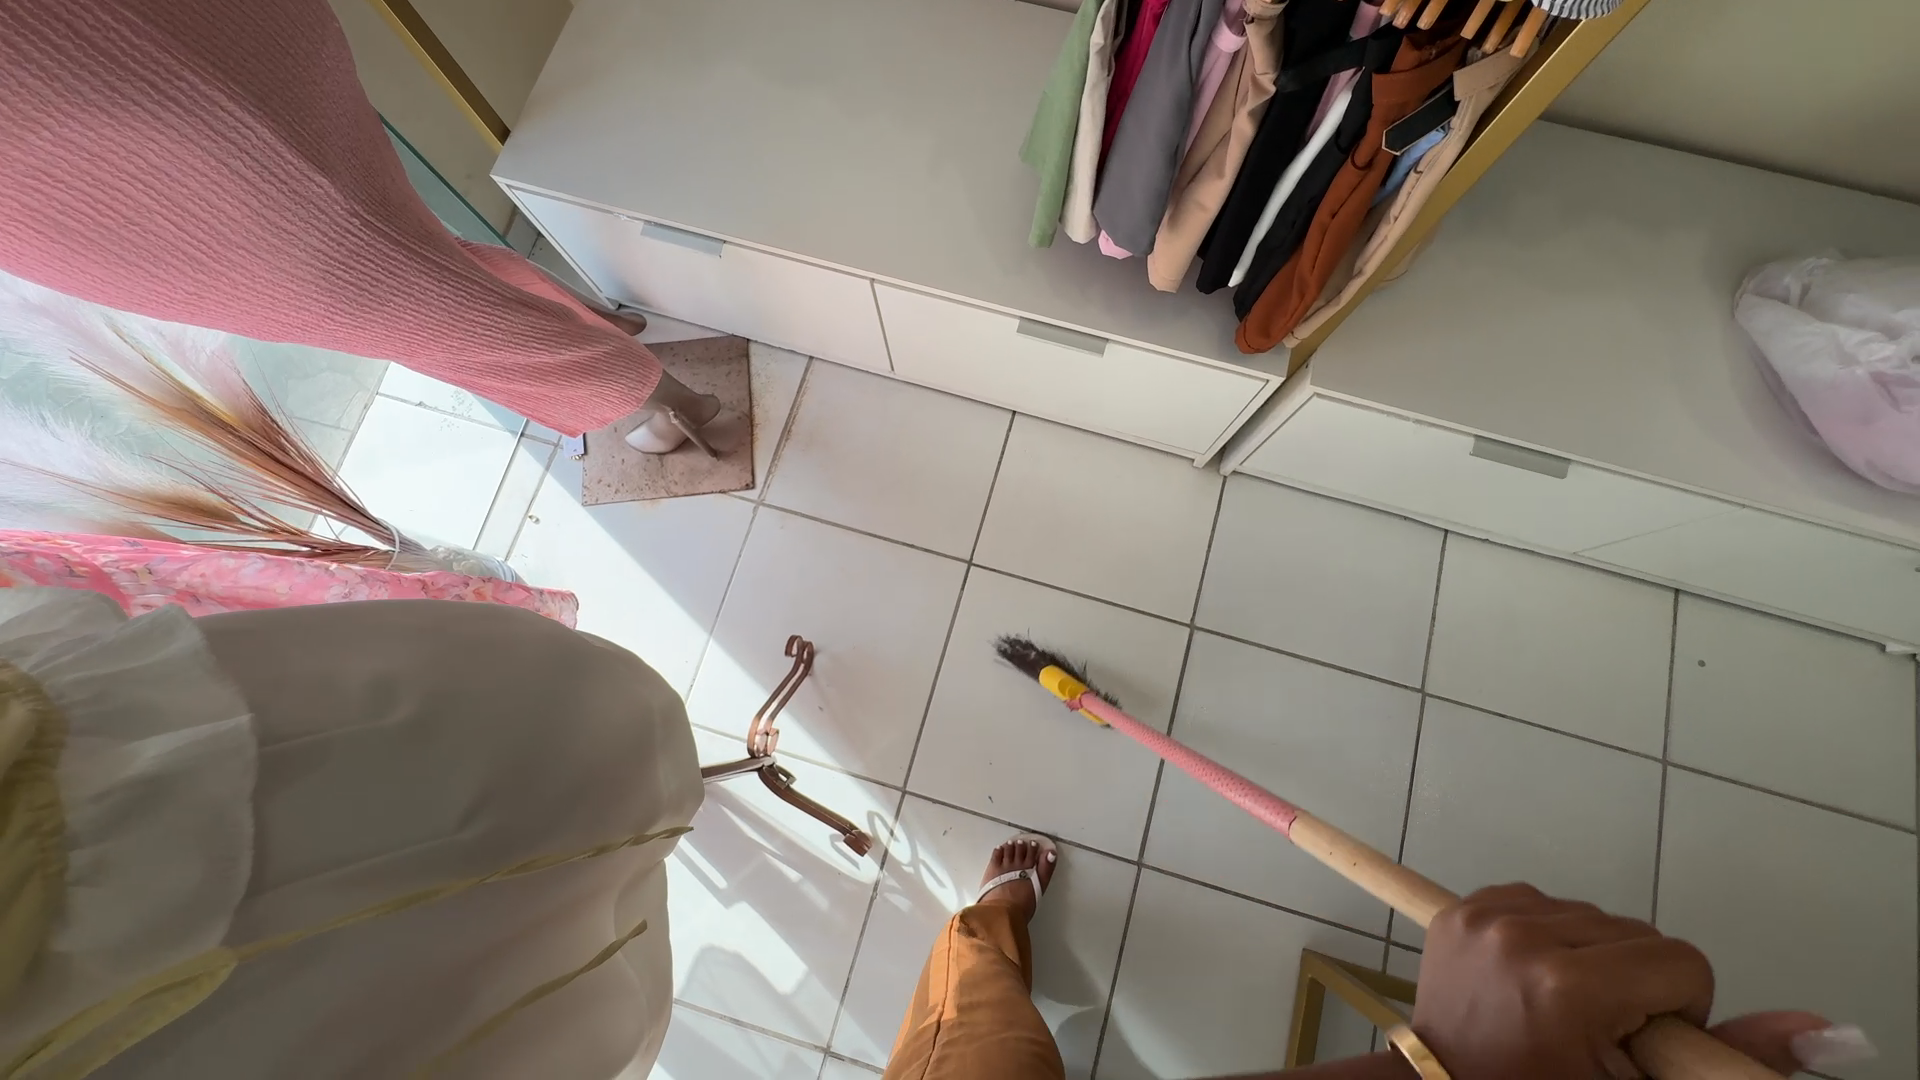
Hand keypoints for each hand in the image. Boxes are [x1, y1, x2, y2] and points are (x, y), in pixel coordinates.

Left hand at [1411, 884, 1844, 1078]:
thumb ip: (1733, 1055)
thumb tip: (1831, 1027)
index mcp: (1566, 985)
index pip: (1679, 960)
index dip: (1681, 1004)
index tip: (1644, 1034)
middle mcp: (1519, 935)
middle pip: (1632, 931)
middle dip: (1636, 977)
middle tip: (1601, 1024)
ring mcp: (1481, 914)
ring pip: (1586, 911)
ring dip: (1592, 951)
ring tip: (1564, 1001)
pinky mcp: (1459, 906)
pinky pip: (1535, 898)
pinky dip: (1548, 931)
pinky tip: (1535, 973)